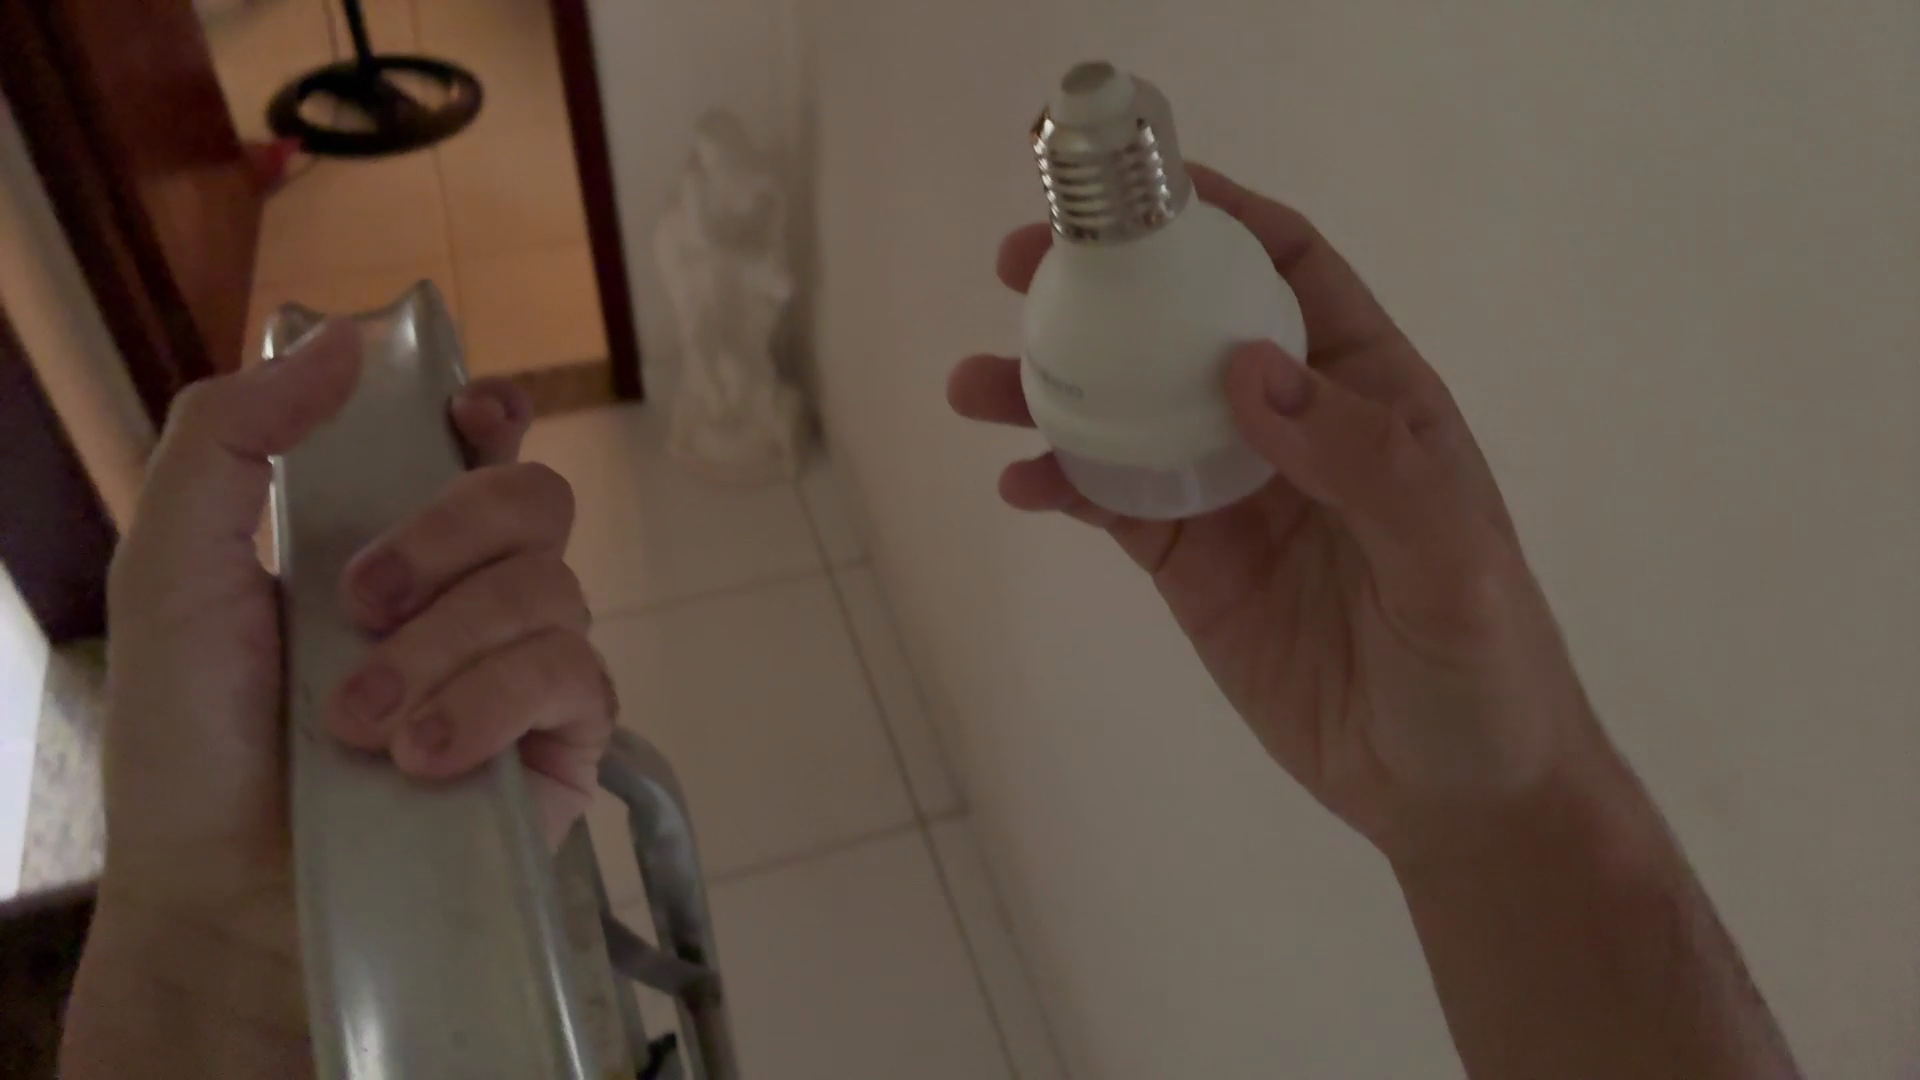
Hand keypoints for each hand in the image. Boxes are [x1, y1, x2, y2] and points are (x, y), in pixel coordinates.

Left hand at [64, 323, 612, 1077]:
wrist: (245, 892)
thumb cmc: (206, 737)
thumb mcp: (177, 576)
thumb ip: (234, 443)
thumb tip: (344, 339)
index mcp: (410, 539)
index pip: (489, 449)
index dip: (493, 419)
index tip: (468, 415)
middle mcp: (488, 585)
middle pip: (540, 500)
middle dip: (456, 533)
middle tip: (364, 601)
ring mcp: (539, 651)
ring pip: (554, 588)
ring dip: (447, 648)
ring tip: (366, 725)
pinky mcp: (573, 721)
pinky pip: (572, 671)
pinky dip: (492, 704)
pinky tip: (429, 757)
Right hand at [948, 166, 1604, 862]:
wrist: (1442, 786)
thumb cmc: (1476, 666)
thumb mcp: (1447, 559)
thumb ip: (1360, 459)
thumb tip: (1241, 368)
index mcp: (1364, 393)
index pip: (1285, 271)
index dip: (1213, 217)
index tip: (1133, 190)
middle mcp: (1285, 429)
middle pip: (1180, 334)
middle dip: (1102, 296)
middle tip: (1018, 272)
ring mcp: (1227, 494)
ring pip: (1126, 420)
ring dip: (1053, 396)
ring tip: (976, 387)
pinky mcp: (1187, 559)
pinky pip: (1113, 506)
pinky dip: (1063, 487)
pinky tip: (1019, 484)